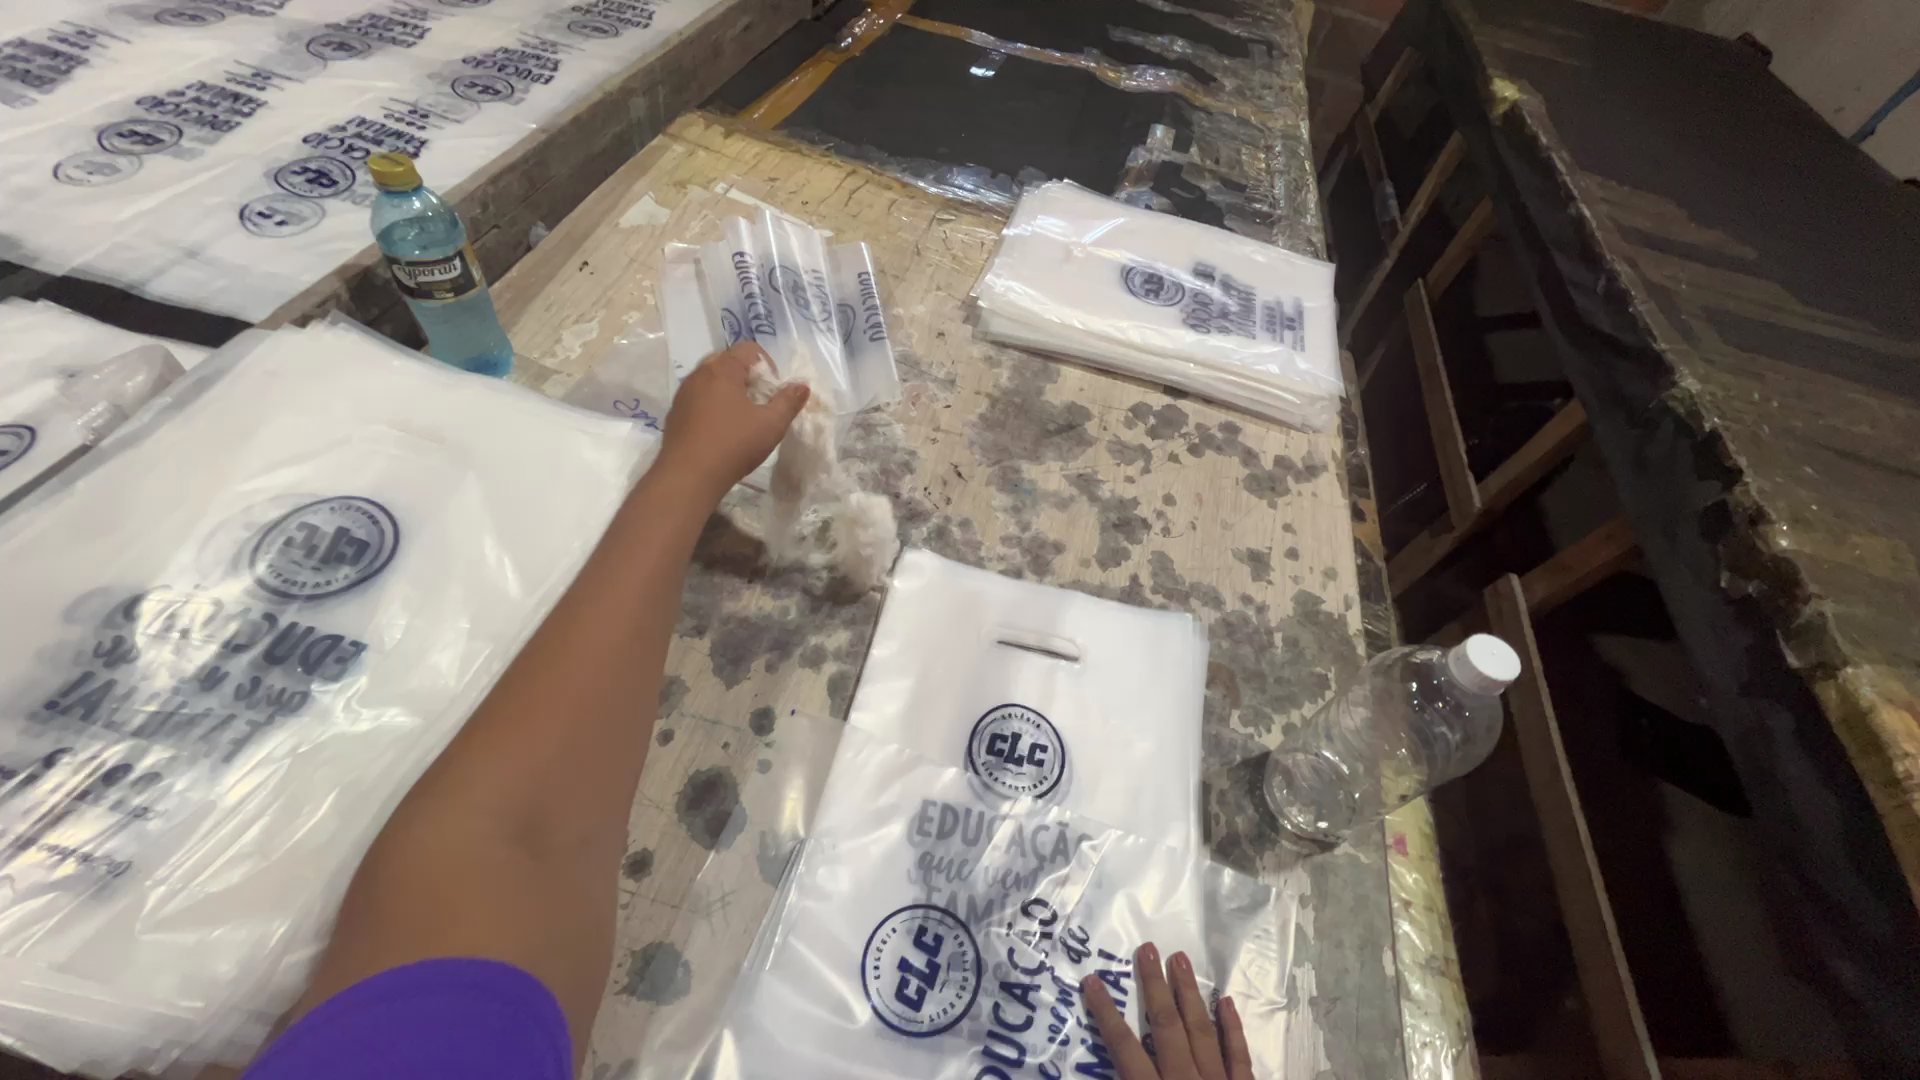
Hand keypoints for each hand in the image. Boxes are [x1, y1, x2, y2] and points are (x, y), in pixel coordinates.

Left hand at [656, 343, 808, 499]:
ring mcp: (684, 393)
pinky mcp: (676, 412)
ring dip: (729, 389)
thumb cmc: (734, 445)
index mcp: (722, 370)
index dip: (768, 365)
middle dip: (747, 375)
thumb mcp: (771, 425)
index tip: (773, 390)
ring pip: (710, 379)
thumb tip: (802, 385)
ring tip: (741, 416)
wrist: (688, 475)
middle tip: (759, 400)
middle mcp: (699, 374)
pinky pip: (698, 397)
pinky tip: (721, 430)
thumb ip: (789, 402)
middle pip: (727, 360)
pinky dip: (712, 404)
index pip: (748, 349)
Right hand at [1082, 944, 1254, 1079]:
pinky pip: (1239, 1058)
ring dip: (1189, 994)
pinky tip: (1226, 1002)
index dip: (1105, 1014)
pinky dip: (1232, 1029)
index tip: (1091, 980)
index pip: (1123, 1049)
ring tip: (1179, 959)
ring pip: (1202, 1032)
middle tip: (1147, 947)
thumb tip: (1103, 1071)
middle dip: (1153, 986)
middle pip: (1166, 1027)